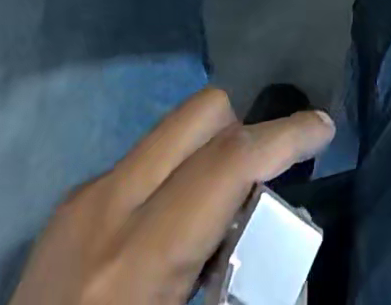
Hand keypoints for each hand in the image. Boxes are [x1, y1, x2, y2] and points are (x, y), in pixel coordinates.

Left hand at [7, 87, 333, 304]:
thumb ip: (247, 275)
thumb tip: (284, 229)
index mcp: (136, 262)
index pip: (226, 162)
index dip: (285, 136)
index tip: (323, 129)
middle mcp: (105, 208)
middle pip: (200, 114)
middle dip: (249, 130)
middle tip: (269, 178)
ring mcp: (80, 199)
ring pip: (173, 129)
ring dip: (214, 151)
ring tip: (222, 213)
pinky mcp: (67, 204)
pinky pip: (145, 159)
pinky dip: (178, 173)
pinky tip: (176, 229)